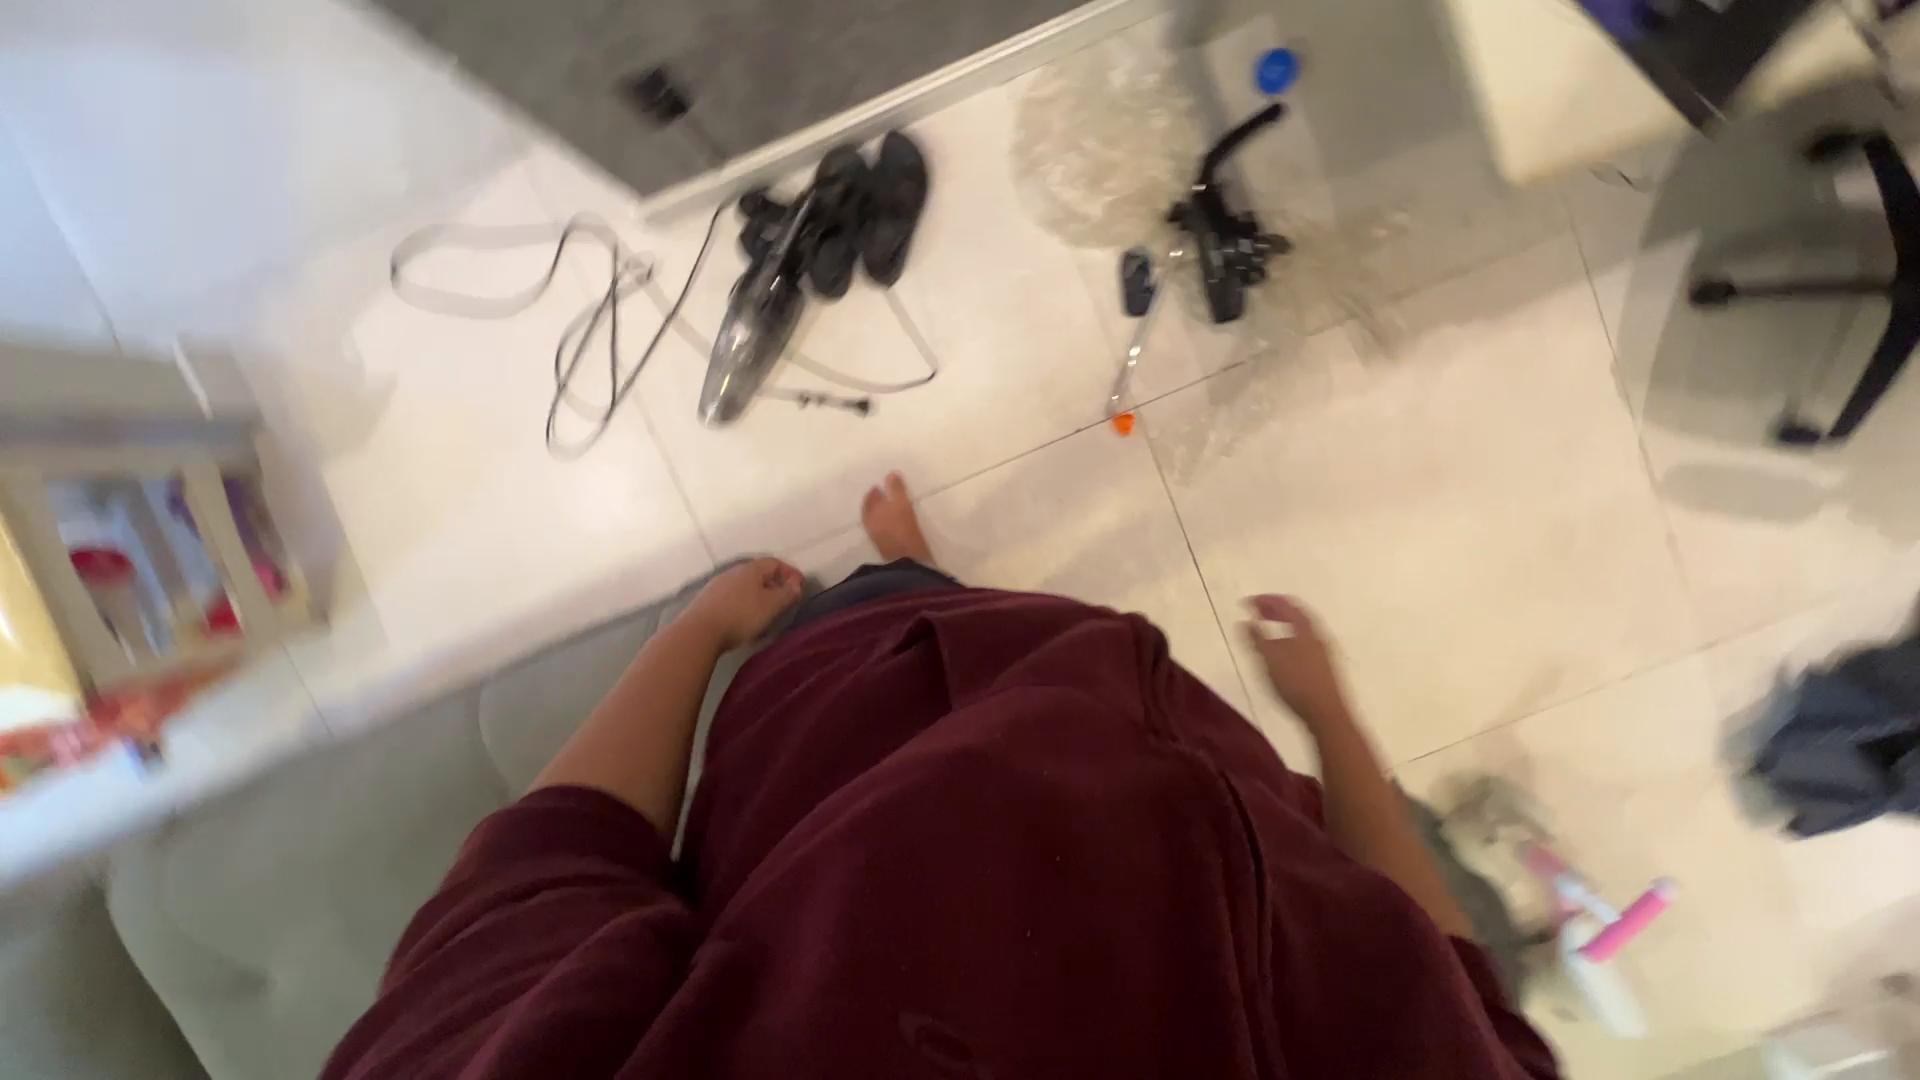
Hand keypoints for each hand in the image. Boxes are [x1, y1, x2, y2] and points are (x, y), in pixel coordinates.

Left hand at [681, 558, 804, 649]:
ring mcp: (717, 585)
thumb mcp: (771, 606)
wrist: (699, 632)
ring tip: (765, 611)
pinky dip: (743, 603)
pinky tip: (744, 619)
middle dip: (774, 584)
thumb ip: (786, 594)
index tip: (799, 586)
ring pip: (744, 586)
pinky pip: (732, 597)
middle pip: (758, 573)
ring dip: (758, 595)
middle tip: (784, 599)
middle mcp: (733, 572)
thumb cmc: (741, 616)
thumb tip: (796, 585)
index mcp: (750, 569)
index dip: (790, 572)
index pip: (774, 563)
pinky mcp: (707, 600)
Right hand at [1242, 595, 1352, 731]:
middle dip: (1275, 610)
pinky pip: (1305, 643)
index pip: (1287, 604)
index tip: (1247, 602)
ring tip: (1266, 630)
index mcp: (1306, 629)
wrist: (1327, 715)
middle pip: (1297, 615)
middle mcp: (1318, 636)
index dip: (1266, 600)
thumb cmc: (1296, 684)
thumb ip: (1256, 638)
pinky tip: (1281, 653)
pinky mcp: (1324, 668)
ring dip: (1282, 625)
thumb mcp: (1269, 659)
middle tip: (1256, 611)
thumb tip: (1245, 621)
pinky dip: (1289, 638)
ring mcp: (1324, 653)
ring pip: (1302, 630)